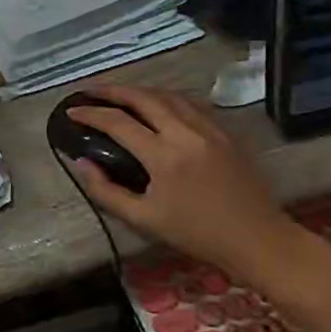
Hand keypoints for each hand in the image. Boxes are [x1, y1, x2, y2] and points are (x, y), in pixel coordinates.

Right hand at [63, 84, 307, 286]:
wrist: (259, 240)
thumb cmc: (196, 233)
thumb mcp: (142, 218)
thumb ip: (105, 190)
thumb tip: (82, 162)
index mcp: (163, 156)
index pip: (118, 122)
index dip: (90, 113)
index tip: (71, 111)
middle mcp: (187, 134)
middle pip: (144, 98)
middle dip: (113, 91)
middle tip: (90, 91)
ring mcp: (211, 131)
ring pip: (170, 96)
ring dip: (140, 91)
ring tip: (119, 94)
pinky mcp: (226, 134)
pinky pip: (191, 105)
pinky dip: (166, 99)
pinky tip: (156, 105)